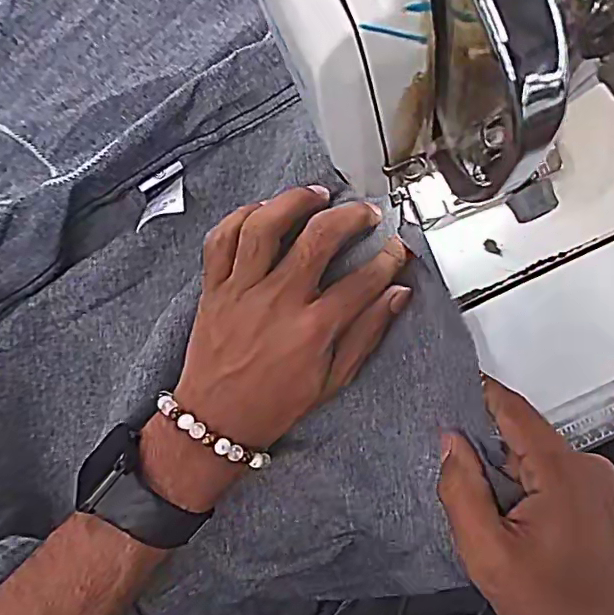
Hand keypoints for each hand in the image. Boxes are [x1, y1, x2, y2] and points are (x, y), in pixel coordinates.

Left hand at [140, 185, 412, 511]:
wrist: (216, 420)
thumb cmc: (273, 404)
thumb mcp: (332, 380)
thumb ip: (366, 334)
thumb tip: (397, 296)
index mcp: (311, 330)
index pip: (362, 280)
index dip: (389, 258)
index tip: (398, 248)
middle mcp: (277, 303)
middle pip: (318, 238)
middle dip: (351, 216)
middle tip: (366, 214)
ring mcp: (242, 291)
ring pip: (265, 226)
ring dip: (294, 201)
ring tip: (316, 195)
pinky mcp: (215, 288)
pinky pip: (221, 239)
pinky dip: (241, 216)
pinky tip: (263, 210)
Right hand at [436, 378, 613, 614]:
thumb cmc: (550, 612)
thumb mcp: (486, 554)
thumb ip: (462, 489)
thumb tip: (451, 440)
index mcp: (564, 471)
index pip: (514, 410)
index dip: (479, 392)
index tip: (446, 384)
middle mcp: (589, 467)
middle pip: (522, 436)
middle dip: (484, 449)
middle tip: (452, 473)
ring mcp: (600, 486)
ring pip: (535, 460)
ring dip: (504, 475)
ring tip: (483, 514)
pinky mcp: (601, 504)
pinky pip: (551, 478)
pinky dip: (524, 489)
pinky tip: (509, 524)